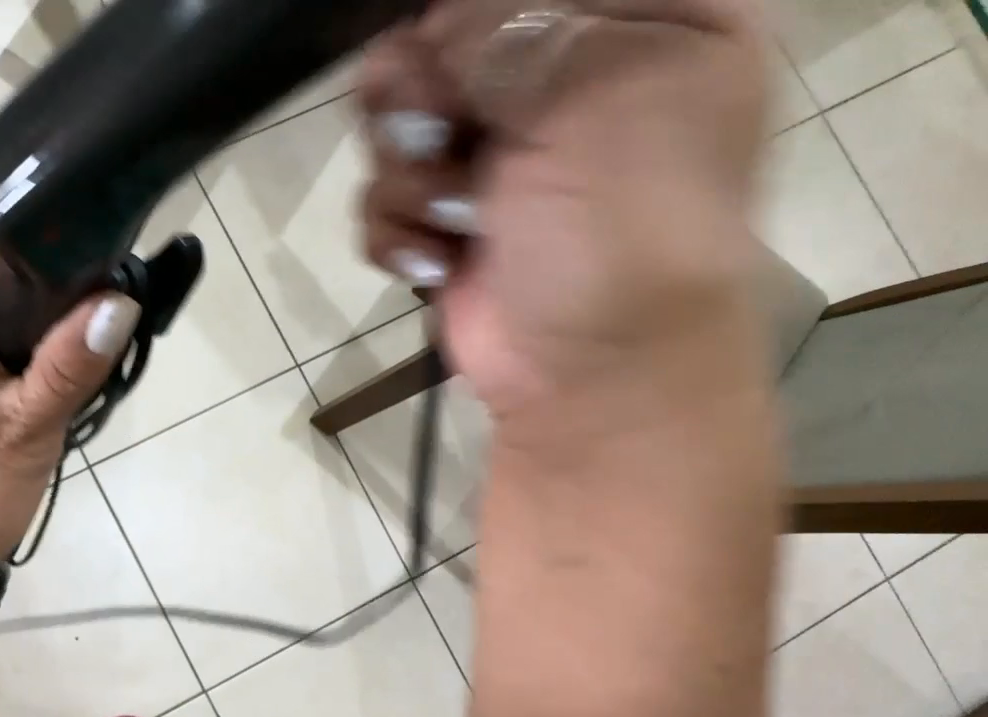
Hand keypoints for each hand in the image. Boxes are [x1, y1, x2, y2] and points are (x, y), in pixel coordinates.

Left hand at [0, 202, 141, 622]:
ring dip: (45, 287)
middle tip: (110, 265)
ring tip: (103, 298)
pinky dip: (36, 320)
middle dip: (47, 249)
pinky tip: (76, 336)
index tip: (91, 219)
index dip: (31, 211)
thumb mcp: (31, 426)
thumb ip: (74, 360)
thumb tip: (123, 298)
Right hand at [358, 0, 770, 437]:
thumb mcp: (597, 100)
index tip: (456, 64)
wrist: (590, 374)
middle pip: (439, 45)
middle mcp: (560, 82)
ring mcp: (497, 157)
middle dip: (420, 99)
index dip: (469, 19)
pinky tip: (436, 262)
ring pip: (396, 126)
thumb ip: (510, 34)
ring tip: (452, 216)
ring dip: (409, 178)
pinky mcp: (445, 221)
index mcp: (640, 22)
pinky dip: (398, 235)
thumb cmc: (621, 232)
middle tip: (436, 133)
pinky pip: (383, 200)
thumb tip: (426, 32)